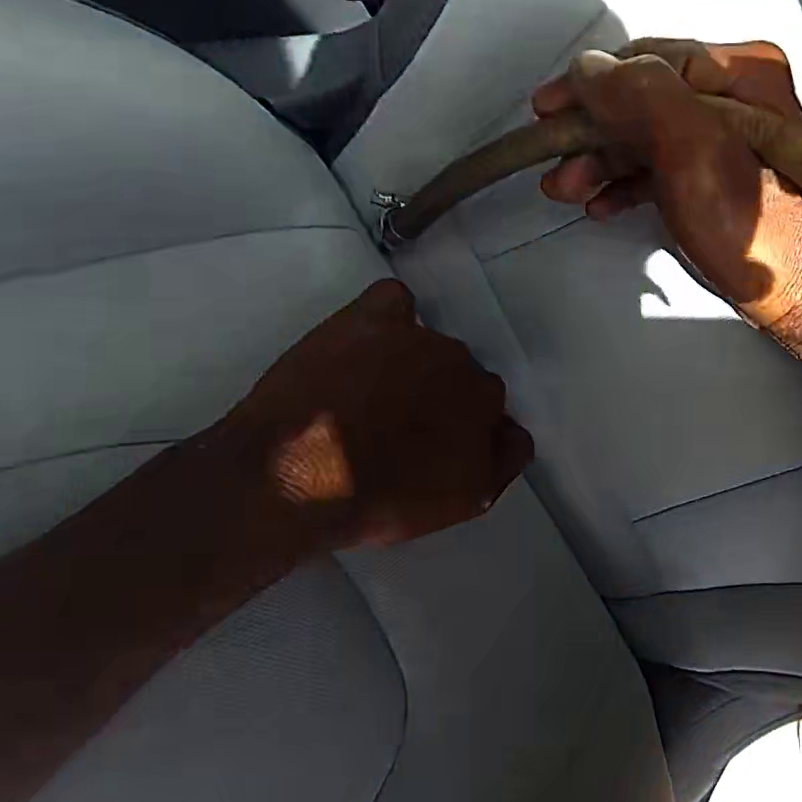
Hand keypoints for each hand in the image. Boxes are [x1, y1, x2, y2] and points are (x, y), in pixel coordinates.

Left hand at [216, 279, 532, 549]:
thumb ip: (503, 460)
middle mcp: (465, 365)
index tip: (434, 449)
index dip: (464, 431)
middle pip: (462, 375)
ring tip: (367, 395)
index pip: (492, 410)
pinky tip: (373, 336)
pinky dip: (390, 316)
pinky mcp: (370, 320)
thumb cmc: (378, 500)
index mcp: (489, 405)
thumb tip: (513, 432)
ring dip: (411, 365)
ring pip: (429, 345)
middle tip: (398, 427)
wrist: (288, 480)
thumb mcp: (464, 500)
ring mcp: (418, 338)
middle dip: (439, 396)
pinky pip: (395, 301)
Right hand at [532, 39, 801, 332]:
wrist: (796, 299)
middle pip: (644, 100)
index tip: (551, 107)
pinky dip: (628, 182)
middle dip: (594, 132)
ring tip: (569, 188)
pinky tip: (604, 202)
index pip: (651, 60)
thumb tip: (591, 69)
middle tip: (556, 157)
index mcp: (746, 77)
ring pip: (648, 136)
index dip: (595, 84)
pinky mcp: (722, 176)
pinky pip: (663, 166)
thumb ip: (644, 100)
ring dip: (602, 160)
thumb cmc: (762, 238)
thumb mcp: (697, 157)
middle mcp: (742, 100)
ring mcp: (731, 140)